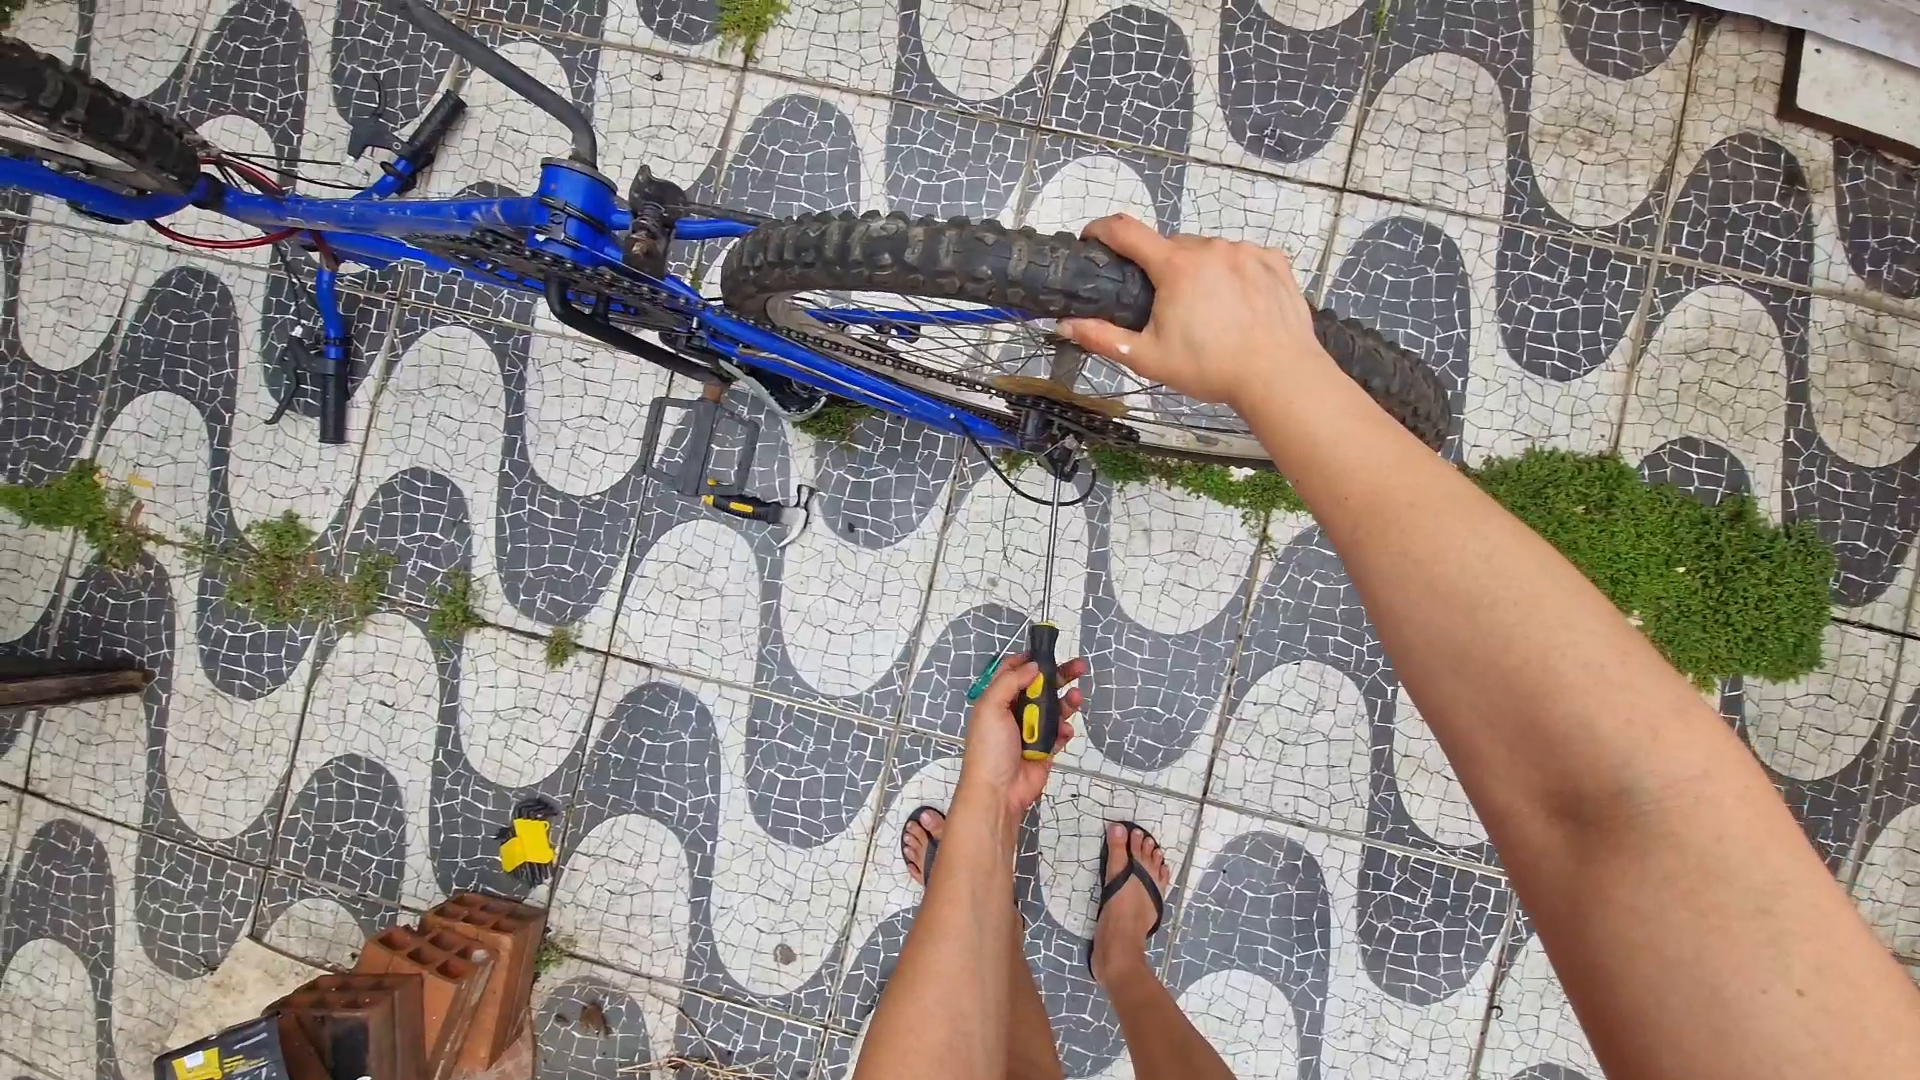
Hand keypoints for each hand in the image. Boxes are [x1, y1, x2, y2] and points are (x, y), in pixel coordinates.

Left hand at [958, 652, 1087, 813]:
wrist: (999, 791)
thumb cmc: (990, 747)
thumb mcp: (991, 707)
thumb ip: (1010, 682)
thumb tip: (1032, 665)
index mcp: (997, 699)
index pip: (1013, 672)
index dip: (1029, 660)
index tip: (1047, 651)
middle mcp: (1014, 711)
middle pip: (1040, 687)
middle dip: (1060, 676)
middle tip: (1080, 667)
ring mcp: (1031, 730)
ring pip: (1054, 708)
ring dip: (1067, 701)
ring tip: (1077, 697)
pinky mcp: (1045, 748)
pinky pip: (1060, 732)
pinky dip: (1065, 730)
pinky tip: (1064, 732)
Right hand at [1057, 213, 1336, 411]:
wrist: (1277, 374)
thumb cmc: (1208, 367)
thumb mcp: (1148, 358)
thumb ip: (1103, 338)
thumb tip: (1065, 325)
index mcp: (1175, 266)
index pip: (1127, 231)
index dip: (1102, 230)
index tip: (1091, 238)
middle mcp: (1210, 248)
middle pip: (1171, 246)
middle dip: (1159, 267)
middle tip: (1161, 305)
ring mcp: (1246, 251)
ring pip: (1208, 252)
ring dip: (1197, 271)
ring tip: (1204, 311)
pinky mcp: (1275, 261)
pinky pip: (1242, 258)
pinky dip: (1232, 274)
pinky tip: (1235, 305)